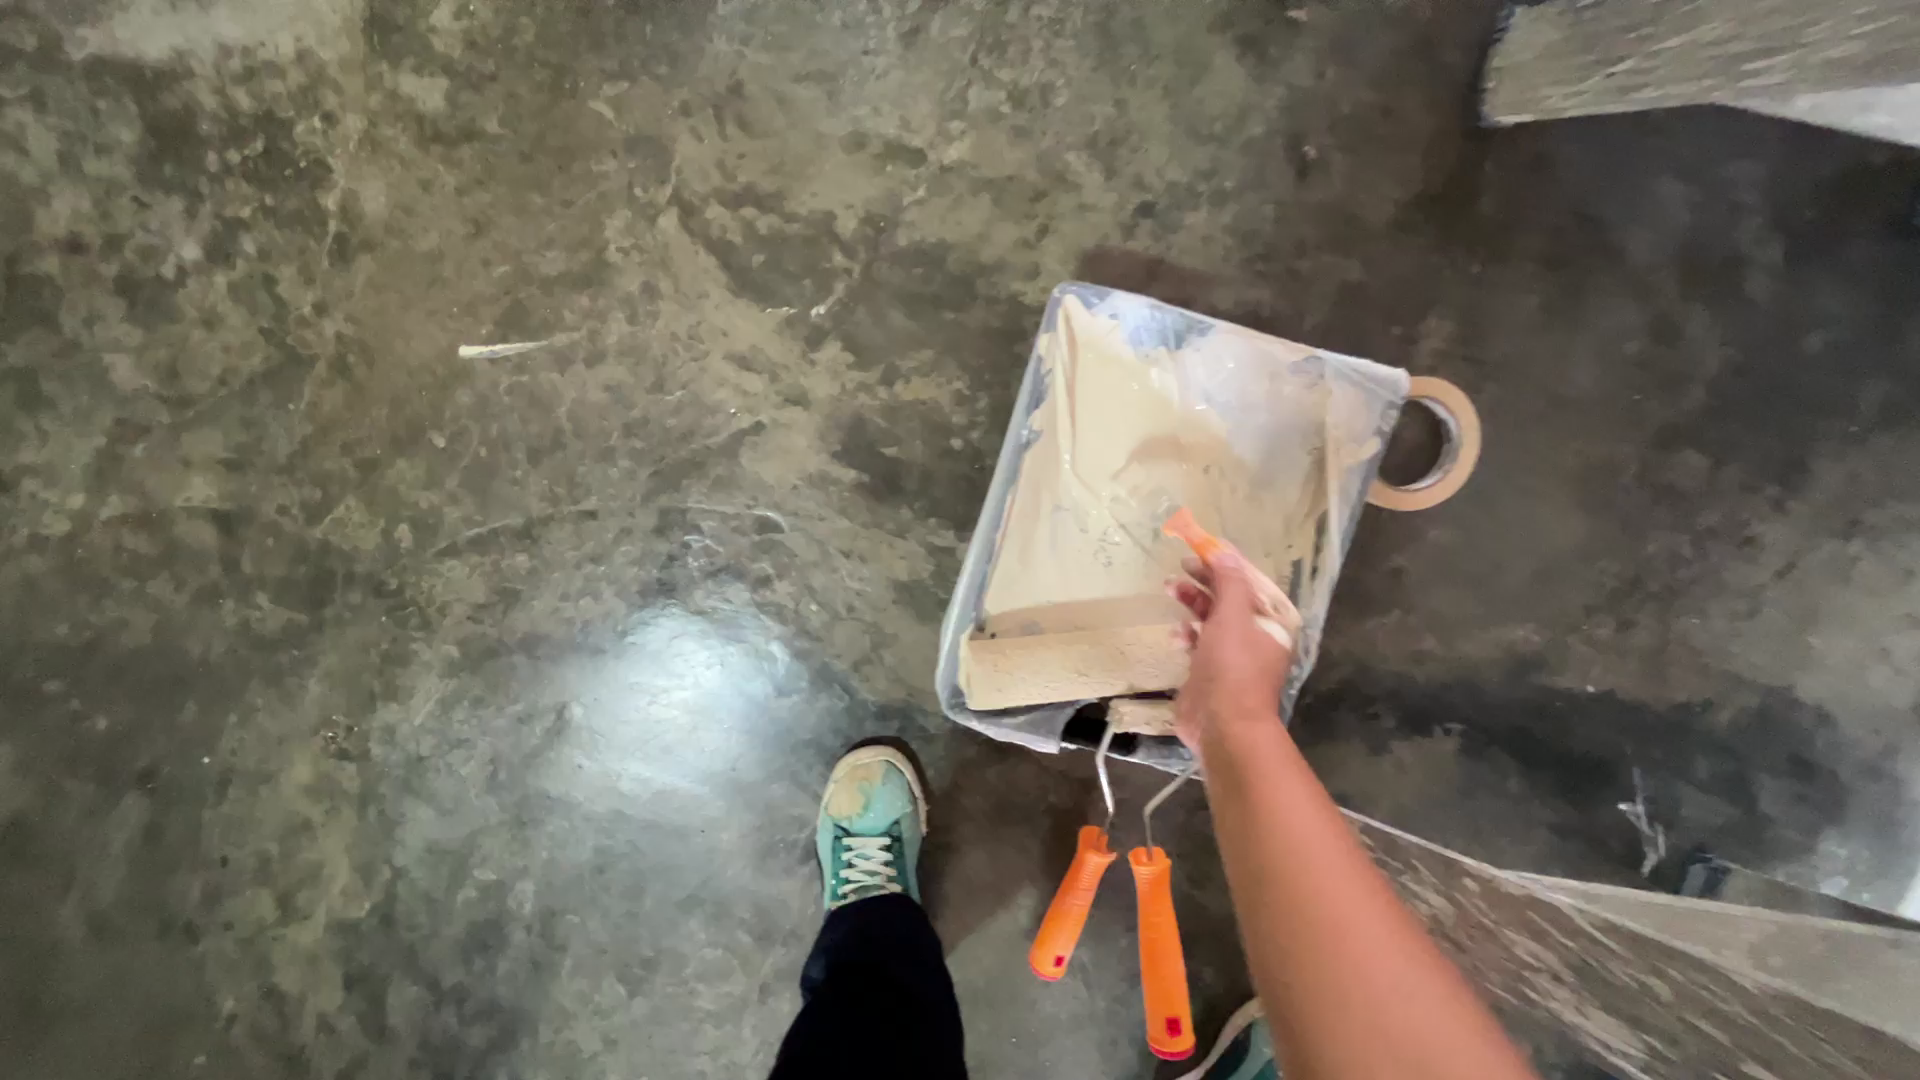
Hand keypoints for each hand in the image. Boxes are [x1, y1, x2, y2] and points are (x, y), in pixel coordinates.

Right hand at [1168, 547, 1295, 755]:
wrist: (1224, 725)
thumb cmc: (1233, 666)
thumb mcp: (1232, 616)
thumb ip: (1228, 581)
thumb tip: (1222, 551)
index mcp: (1271, 621)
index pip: (1249, 581)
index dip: (1225, 563)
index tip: (1200, 548)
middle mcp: (1255, 635)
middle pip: (1228, 596)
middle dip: (1204, 580)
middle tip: (1180, 566)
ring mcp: (1232, 654)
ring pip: (1211, 617)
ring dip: (1192, 602)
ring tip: (1169, 589)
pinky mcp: (1210, 670)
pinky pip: (1199, 642)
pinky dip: (1187, 633)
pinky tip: (1176, 633)